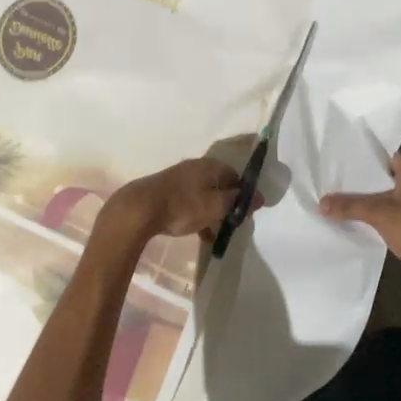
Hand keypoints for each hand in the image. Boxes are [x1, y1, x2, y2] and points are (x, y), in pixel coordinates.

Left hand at [102, 158, 249, 241]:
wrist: (140, 209)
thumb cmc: (183, 206)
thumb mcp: (216, 206)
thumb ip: (237, 201)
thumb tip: (259, 197)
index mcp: (210, 166)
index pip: (235, 176)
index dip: (243, 194)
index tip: (246, 213)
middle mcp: (195, 167)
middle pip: (219, 185)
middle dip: (227, 205)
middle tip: (231, 224)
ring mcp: (179, 179)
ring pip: (203, 195)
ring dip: (212, 213)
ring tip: (215, 234)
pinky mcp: (166, 192)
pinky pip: (189, 203)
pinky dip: (197, 216)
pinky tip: (198, 235)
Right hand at [320, 152, 400, 296]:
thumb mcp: (378, 212)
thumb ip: (349, 206)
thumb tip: (320, 203)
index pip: (390, 156)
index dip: (371, 154)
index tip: (348, 154)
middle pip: (385, 179)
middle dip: (363, 179)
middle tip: (336, 176)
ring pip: (385, 200)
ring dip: (367, 201)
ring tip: (339, 198)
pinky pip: (387, 219)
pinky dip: (373, 220)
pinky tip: (354, 222)